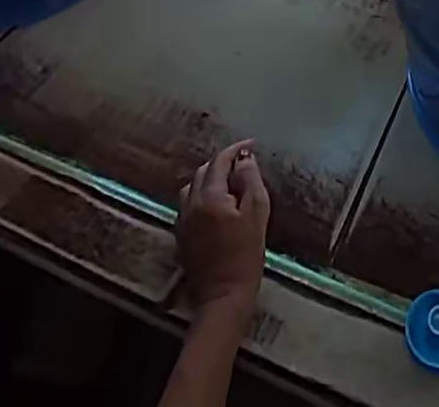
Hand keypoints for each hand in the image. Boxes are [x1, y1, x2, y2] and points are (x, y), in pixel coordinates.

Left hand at [176, 140, 269, 319]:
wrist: (224, 294)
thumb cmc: (247, 251)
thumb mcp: (257, 211)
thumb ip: (250, 180)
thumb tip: (245, 159)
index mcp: (210, 197)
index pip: (219, 162)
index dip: (236, 149)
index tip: (252, 145)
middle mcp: (190, 205)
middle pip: (203, 171)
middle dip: (223, 162)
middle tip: (245, 163)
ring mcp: (183, 221)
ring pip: (193, 187)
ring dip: (210, 177)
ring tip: (231, 181)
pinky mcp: (181, 235)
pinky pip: (189, 204)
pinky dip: (202, 194)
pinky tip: (218, 202)